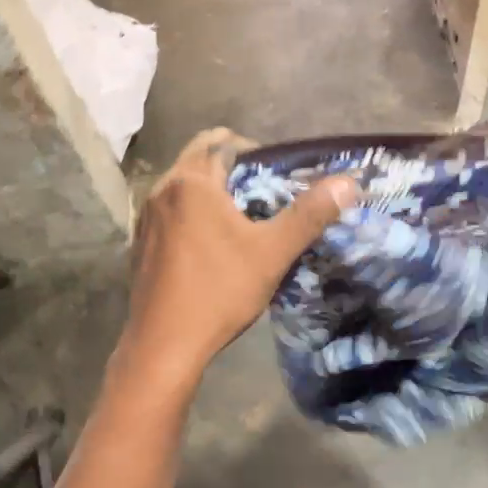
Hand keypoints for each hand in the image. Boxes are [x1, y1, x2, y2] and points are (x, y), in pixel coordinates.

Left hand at [115, 128, 356, 392]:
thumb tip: (348, 183)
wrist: (163, 346)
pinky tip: (211, 245)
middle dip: (232, 168)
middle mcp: (161, 189)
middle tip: (263, 194)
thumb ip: (309, 214)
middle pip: (199, 158)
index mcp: (191, 182)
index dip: (253, 151)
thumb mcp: (272, 252)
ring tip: (241, 218)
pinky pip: (170, 211)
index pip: (222, 142)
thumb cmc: (219, 292)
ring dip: (210, 190)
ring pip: (182, 185)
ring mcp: (145, 217)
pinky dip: (191, 213)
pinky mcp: (139, 242)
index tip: (276, 176)